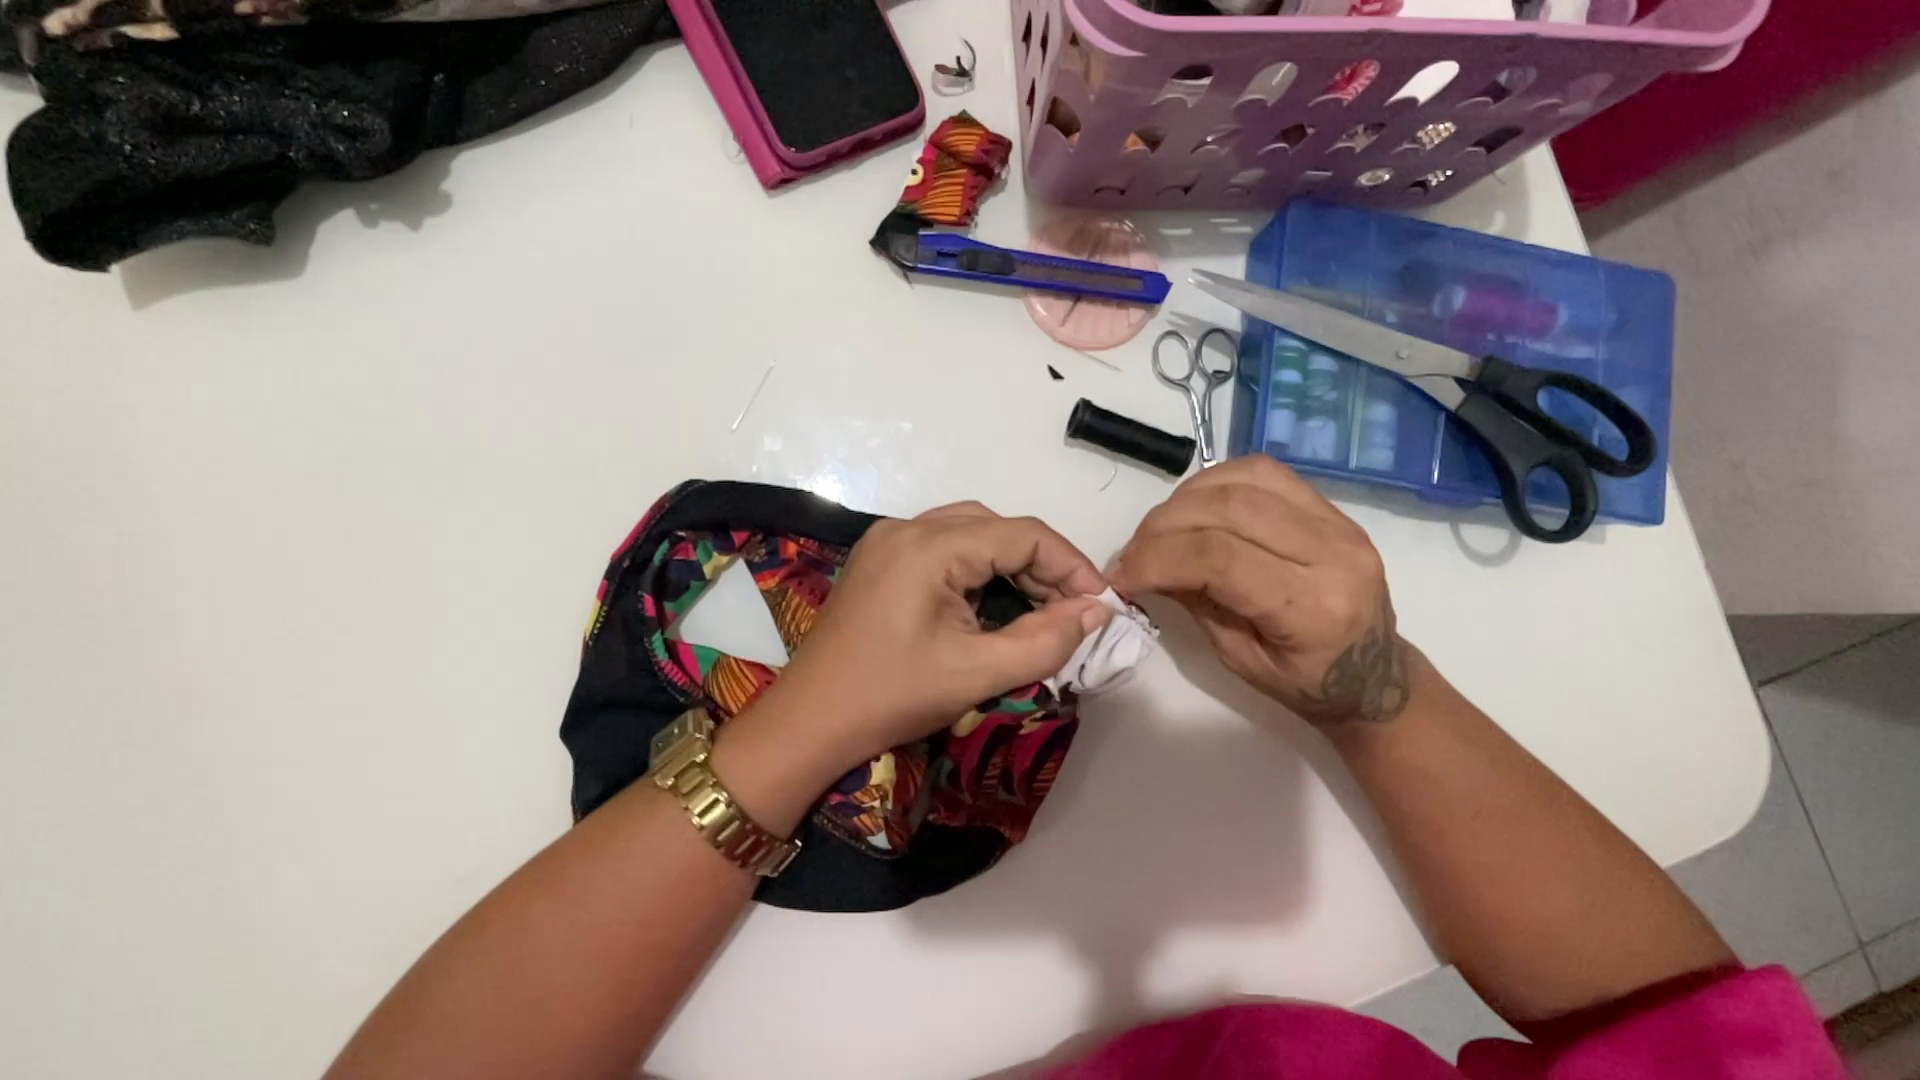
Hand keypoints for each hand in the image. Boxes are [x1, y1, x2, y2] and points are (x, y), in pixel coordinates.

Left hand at [766, 502, 1111, 774]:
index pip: (1022, 535)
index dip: (1071, 565)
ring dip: (1012, 566)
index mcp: (929, 547)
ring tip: (1043, 609)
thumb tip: (1097, 612)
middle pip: (997, 528)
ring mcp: (887, 542)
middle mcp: (907, 528)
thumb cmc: (890, 698)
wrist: (809, 722)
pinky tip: (995, 605)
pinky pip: (944, 549)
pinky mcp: (879, 561)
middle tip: (1074, 611)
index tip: (1101, 605)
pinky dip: (978, 570)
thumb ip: (1045, 641)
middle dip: (1043, 566)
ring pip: (971, 534)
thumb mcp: (976, 674)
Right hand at [1110, 457, 1409, 724]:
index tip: (1121, 575)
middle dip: (1164, 525)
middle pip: (1230, 509)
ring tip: (1161, 530)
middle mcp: (1334, 554)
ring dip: (1187, 498)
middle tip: (1133, 552)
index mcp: (1313, 608)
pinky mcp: (1333, 508)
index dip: (1158, 558)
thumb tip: (1144, 565)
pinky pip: (1264, 473)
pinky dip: (1217, 483)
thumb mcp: (1240, 659)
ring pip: (1245, 479)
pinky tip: (1195, 508)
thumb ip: (1196, 603)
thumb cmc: (1306, 683)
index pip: (1220, 559)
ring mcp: (1340, 523)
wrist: (1375, 675)